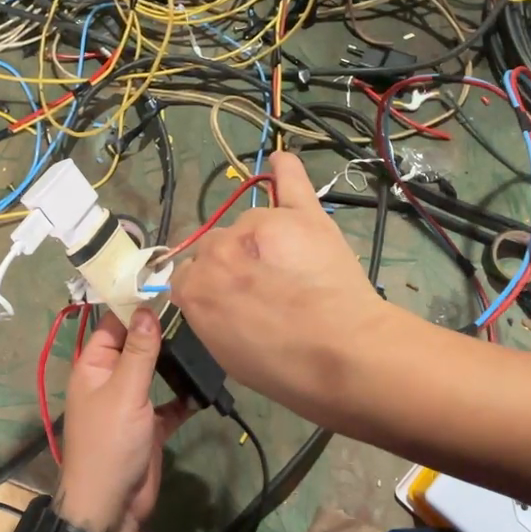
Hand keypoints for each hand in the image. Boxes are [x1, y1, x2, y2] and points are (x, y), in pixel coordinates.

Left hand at [57, 309, 193, 531]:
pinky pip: (169, 402)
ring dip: (176, 361)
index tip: (166, 282)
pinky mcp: (149, 425)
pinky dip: (185, 395)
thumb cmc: (110, 443)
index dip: (136, 303)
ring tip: (207, 338)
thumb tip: (147, 309)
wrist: (109, 507)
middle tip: (198, 307)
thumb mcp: (124, 392)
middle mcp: (110, 378)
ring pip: (155, 371)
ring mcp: (130, 402)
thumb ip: (138, 352)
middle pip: (137, 344)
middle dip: (162, 329)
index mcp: (93, 365)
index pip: (114, 323)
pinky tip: (207, 386)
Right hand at [170, 152, 399, 406]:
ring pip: (249, 221)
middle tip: (264, 289)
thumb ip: (208, 315)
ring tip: (294, 267)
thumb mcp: (226, 354)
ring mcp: (259, 224)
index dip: (209, 289)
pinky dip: (284, 169)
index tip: (229, 303)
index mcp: (194, 287)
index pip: (187, 275)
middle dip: (232, 264)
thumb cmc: (285, 370)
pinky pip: (288, 179)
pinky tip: (280, 161)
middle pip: (215, 245)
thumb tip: (212, 298)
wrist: (344, 355)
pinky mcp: (300, 213)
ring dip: (261, 239)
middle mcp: (218, 248)